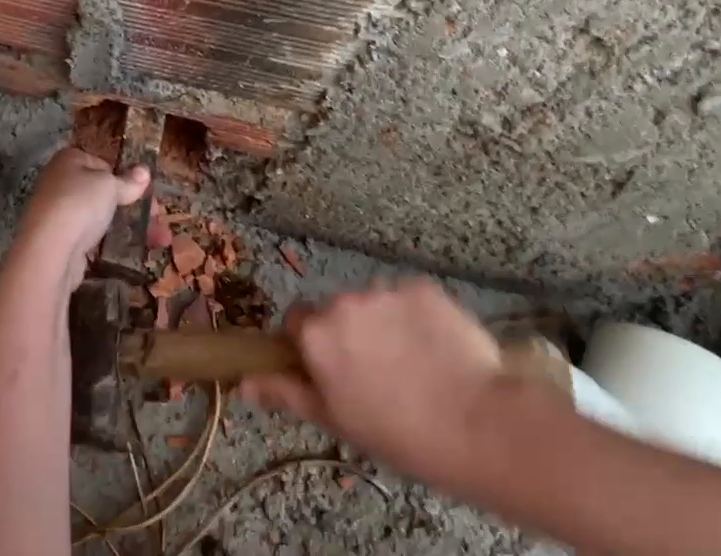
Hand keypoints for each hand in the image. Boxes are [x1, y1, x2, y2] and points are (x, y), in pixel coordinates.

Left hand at [12, 146, 149, 292]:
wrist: (49, 249)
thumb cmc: (80, 203)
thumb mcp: (110, 185)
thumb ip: (128, 181)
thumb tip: (143, 171)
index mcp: (68, 160)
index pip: (102, 165)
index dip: (126, 178)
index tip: (146, 193)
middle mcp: (60, 183)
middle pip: (103, 193)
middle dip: (133, 206)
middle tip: (158, 220)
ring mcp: (59, 214)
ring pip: (100, 217)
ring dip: (129, 227)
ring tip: (160, 241)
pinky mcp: (62, 241)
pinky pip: (93, 239)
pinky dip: (112, 244)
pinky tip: (133, 252)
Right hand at [239, 279, 506, 485]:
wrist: (478, 424)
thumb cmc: (399, 432)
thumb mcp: (334, 420)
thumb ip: (285, 392)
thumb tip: (243, 384)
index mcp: (316, 334)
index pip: (297, 322)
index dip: (312, 345)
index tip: (332, 369)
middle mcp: (343, 303)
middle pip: (336, 310)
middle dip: (349, 332)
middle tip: (376, 372)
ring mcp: (385, 292)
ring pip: (373, 303)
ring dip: (382, 323)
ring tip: (413, 363)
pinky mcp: (424, 288)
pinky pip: (408, 298)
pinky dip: (416, 317)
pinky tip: (436, 350)